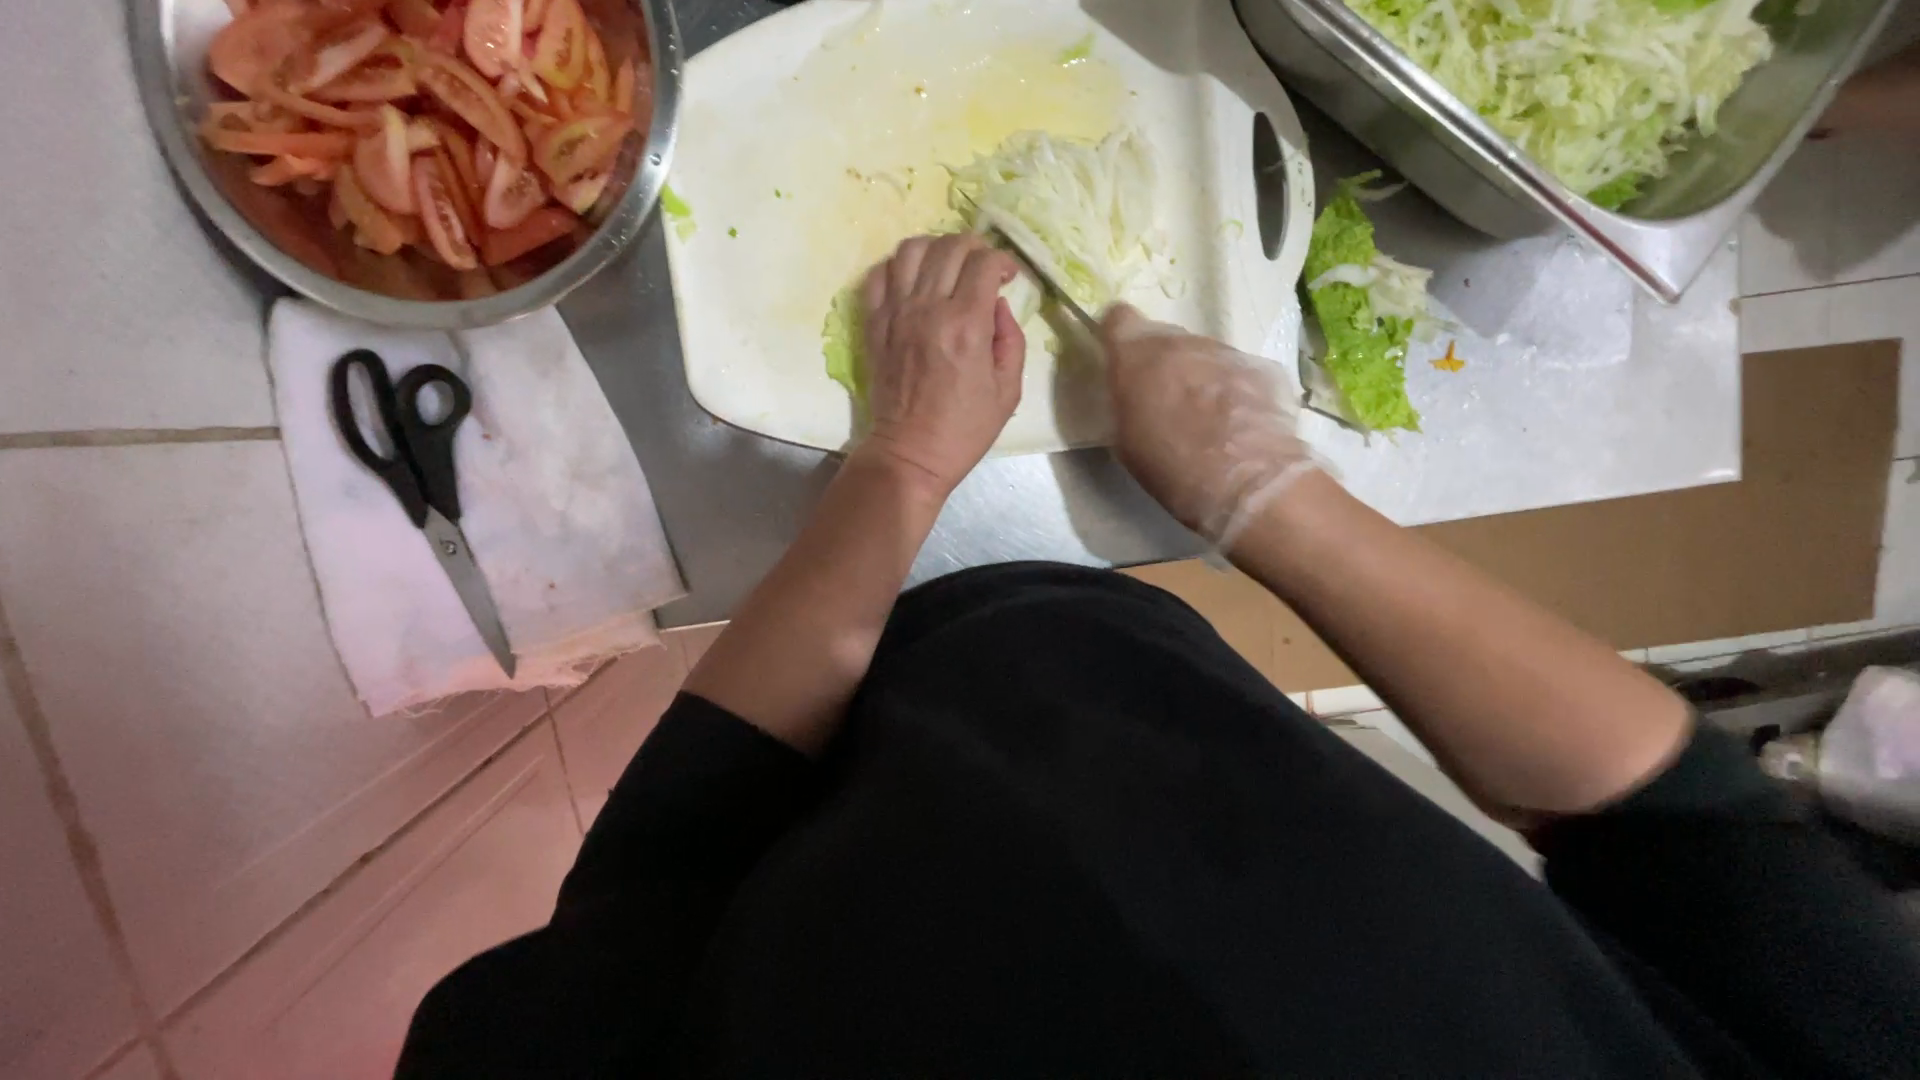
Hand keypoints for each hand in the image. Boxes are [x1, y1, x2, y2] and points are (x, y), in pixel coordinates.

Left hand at [859, 233, 1025, 495]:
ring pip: (910, 250)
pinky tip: (913, 280)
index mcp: (966, 326)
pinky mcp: (874, 325)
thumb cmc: (964, 430)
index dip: (1002, 261)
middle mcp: (928, 310)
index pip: (984, 263)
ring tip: (947, 265)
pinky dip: (897, 267)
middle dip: (973, 247)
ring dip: (934, 248)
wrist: (910, 454)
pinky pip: (879, 275)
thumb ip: (1011, 340)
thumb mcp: (1008, 392)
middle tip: (982, 267)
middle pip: (949, 247)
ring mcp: (895, 315)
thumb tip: (998, 305)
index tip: (1008, 277)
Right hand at [1102, 304, 1315, 549]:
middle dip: (1163, 363)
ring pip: (1205, 355)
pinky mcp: (1264, 368)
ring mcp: (1227, 351)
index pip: (1118, 318)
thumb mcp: (1125, 440)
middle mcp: (1182, 342)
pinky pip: (1241, 372)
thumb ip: (1126, 401)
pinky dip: (1237, 391)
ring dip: (1201, 377)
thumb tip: (1133, 392)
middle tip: (1166, 400)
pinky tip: (1241, 424)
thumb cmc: (1170, 467)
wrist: (1244, 482)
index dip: (1119, 335)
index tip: (1121, 357)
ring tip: (1208, 418)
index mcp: (1137, 357)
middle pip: (1166, 339)